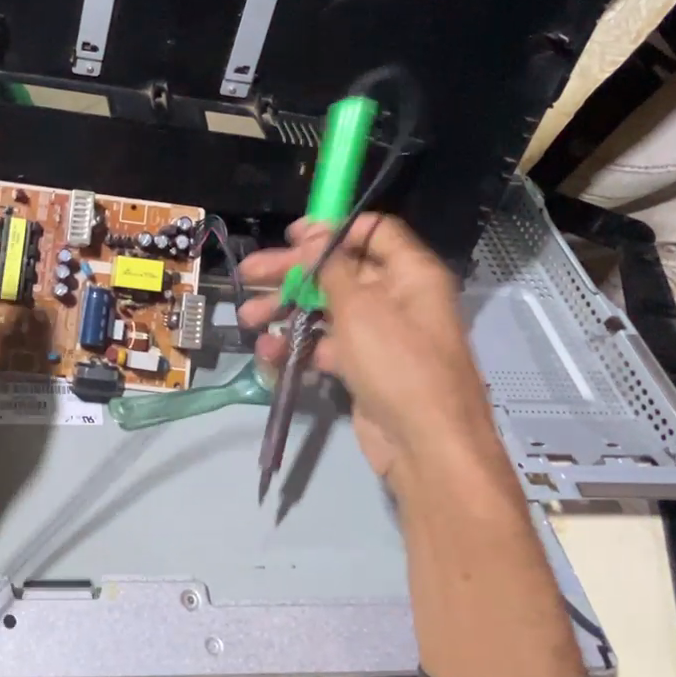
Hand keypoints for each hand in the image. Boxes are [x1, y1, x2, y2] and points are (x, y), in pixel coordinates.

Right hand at [238, 214, 494, 486]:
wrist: (426, 446)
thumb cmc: (398, 364)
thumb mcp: (360, 307)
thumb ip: (331, 266)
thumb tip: (314, 233)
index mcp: (410, 274)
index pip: (373, 232)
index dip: (332, 229)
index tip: (291, 235)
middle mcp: (398, 298)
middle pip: (339, 271)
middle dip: (292, 273)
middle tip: (249, 275)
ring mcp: (381, 335)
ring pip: (327, 310)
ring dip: (286, 311)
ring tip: (249, 320)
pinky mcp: (365, 367)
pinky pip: (327, 345)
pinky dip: (298, 346)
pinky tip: (269, 354)